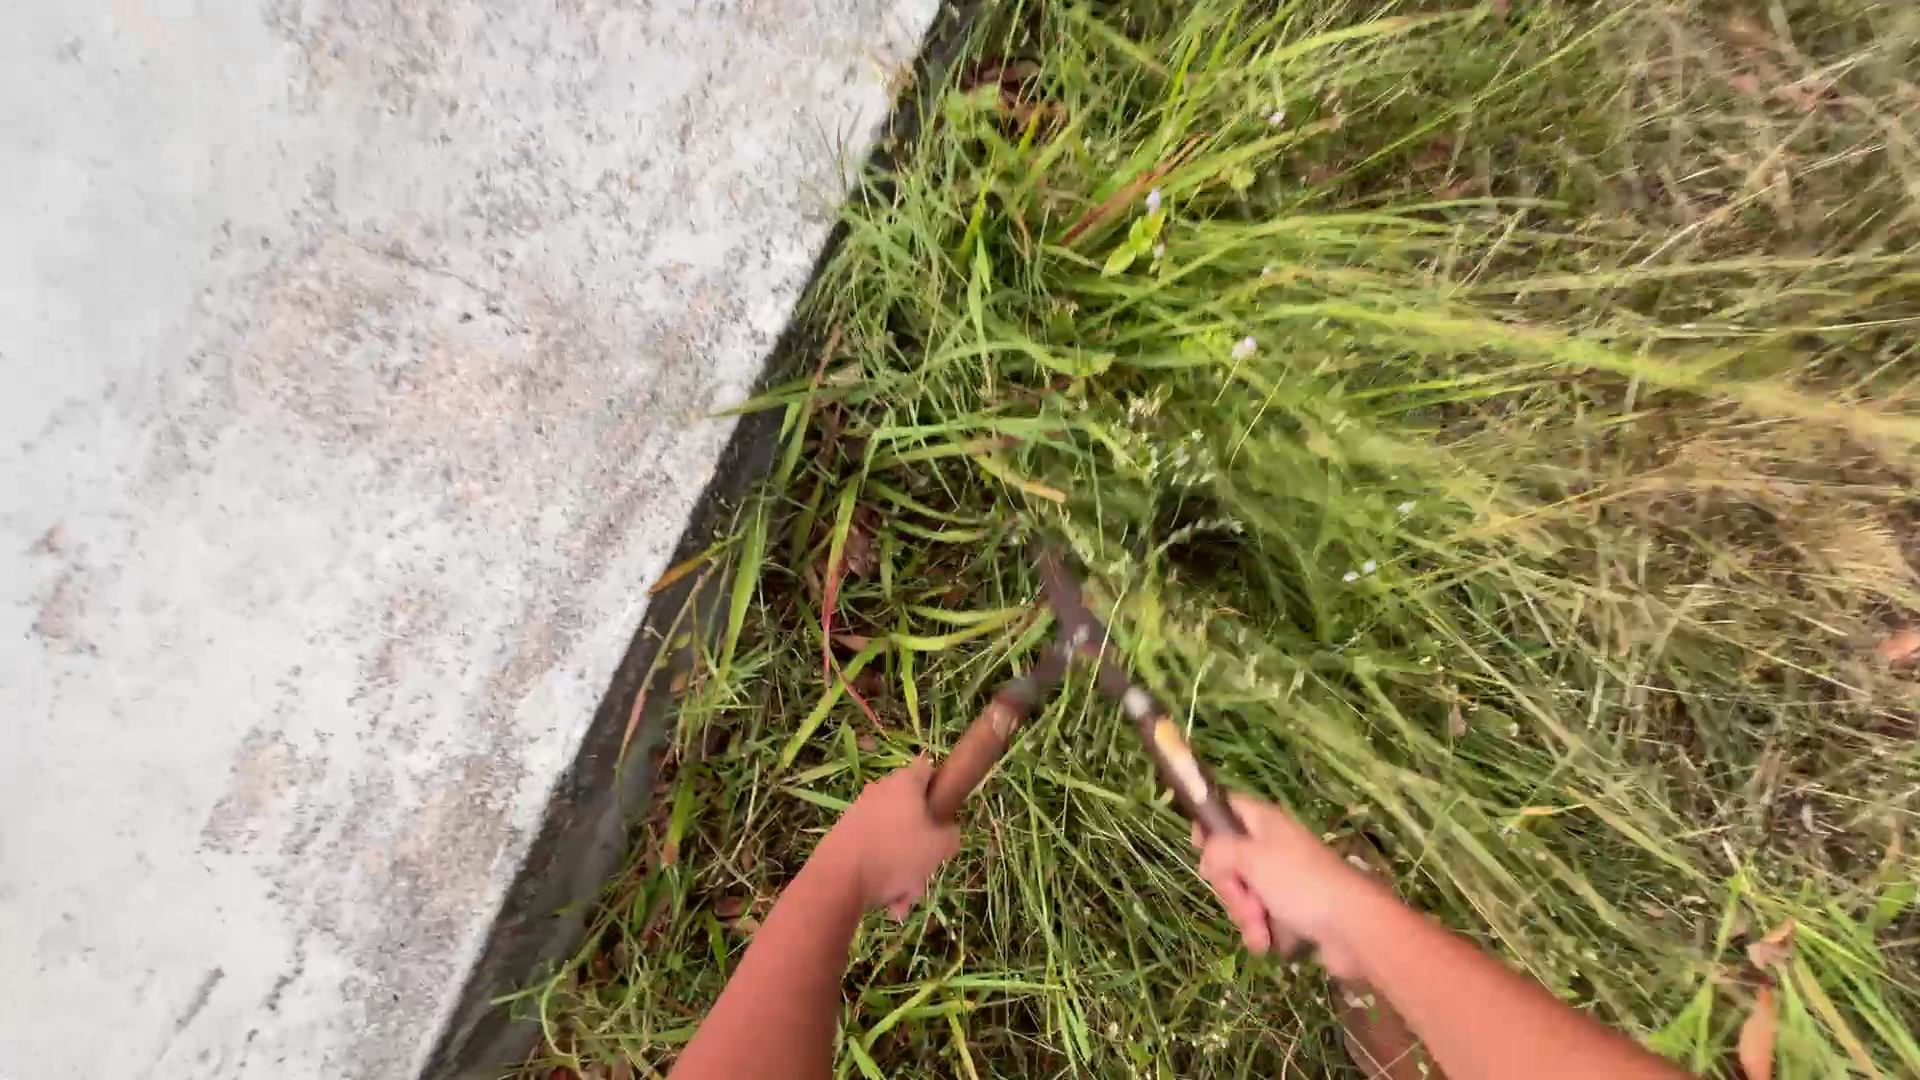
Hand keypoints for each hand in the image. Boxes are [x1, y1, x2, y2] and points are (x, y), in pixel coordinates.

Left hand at [815, 757, 961, 918]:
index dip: (941, 787)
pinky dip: (883, 871)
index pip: (929, 769)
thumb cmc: (896, 854)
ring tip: (904, 898)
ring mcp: (861, 809)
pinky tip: (887, 899)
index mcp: (906, 783)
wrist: (839, 877)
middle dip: (922, 846)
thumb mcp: (939, 847)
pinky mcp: (846, 831)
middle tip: (925, 872)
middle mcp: (882, 789)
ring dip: (903, 867)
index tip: (944, 812)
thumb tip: (948, 832)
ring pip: (894, 837)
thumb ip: (951, 835)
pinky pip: (875, 848)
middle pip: (912, 811)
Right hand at [1190, 793, 1387, 976]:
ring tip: (1260, 929)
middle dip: (1229, 886)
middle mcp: (1272, 846)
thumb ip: (1218, 850)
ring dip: (1244, 914)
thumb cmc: (1300, 883)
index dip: (1209, 824)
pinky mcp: (1292, 910)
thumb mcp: (1250, 858)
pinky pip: (1262, 916)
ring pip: (1243, 892)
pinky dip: (1260, 930)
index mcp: (1264, 823)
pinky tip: (1267, 943)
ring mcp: (1283, 879)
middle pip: (1229, 858)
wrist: (1354, 928)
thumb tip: (1208, 858)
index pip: (1227, 808)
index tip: (1200, 849)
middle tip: (1243, 898)